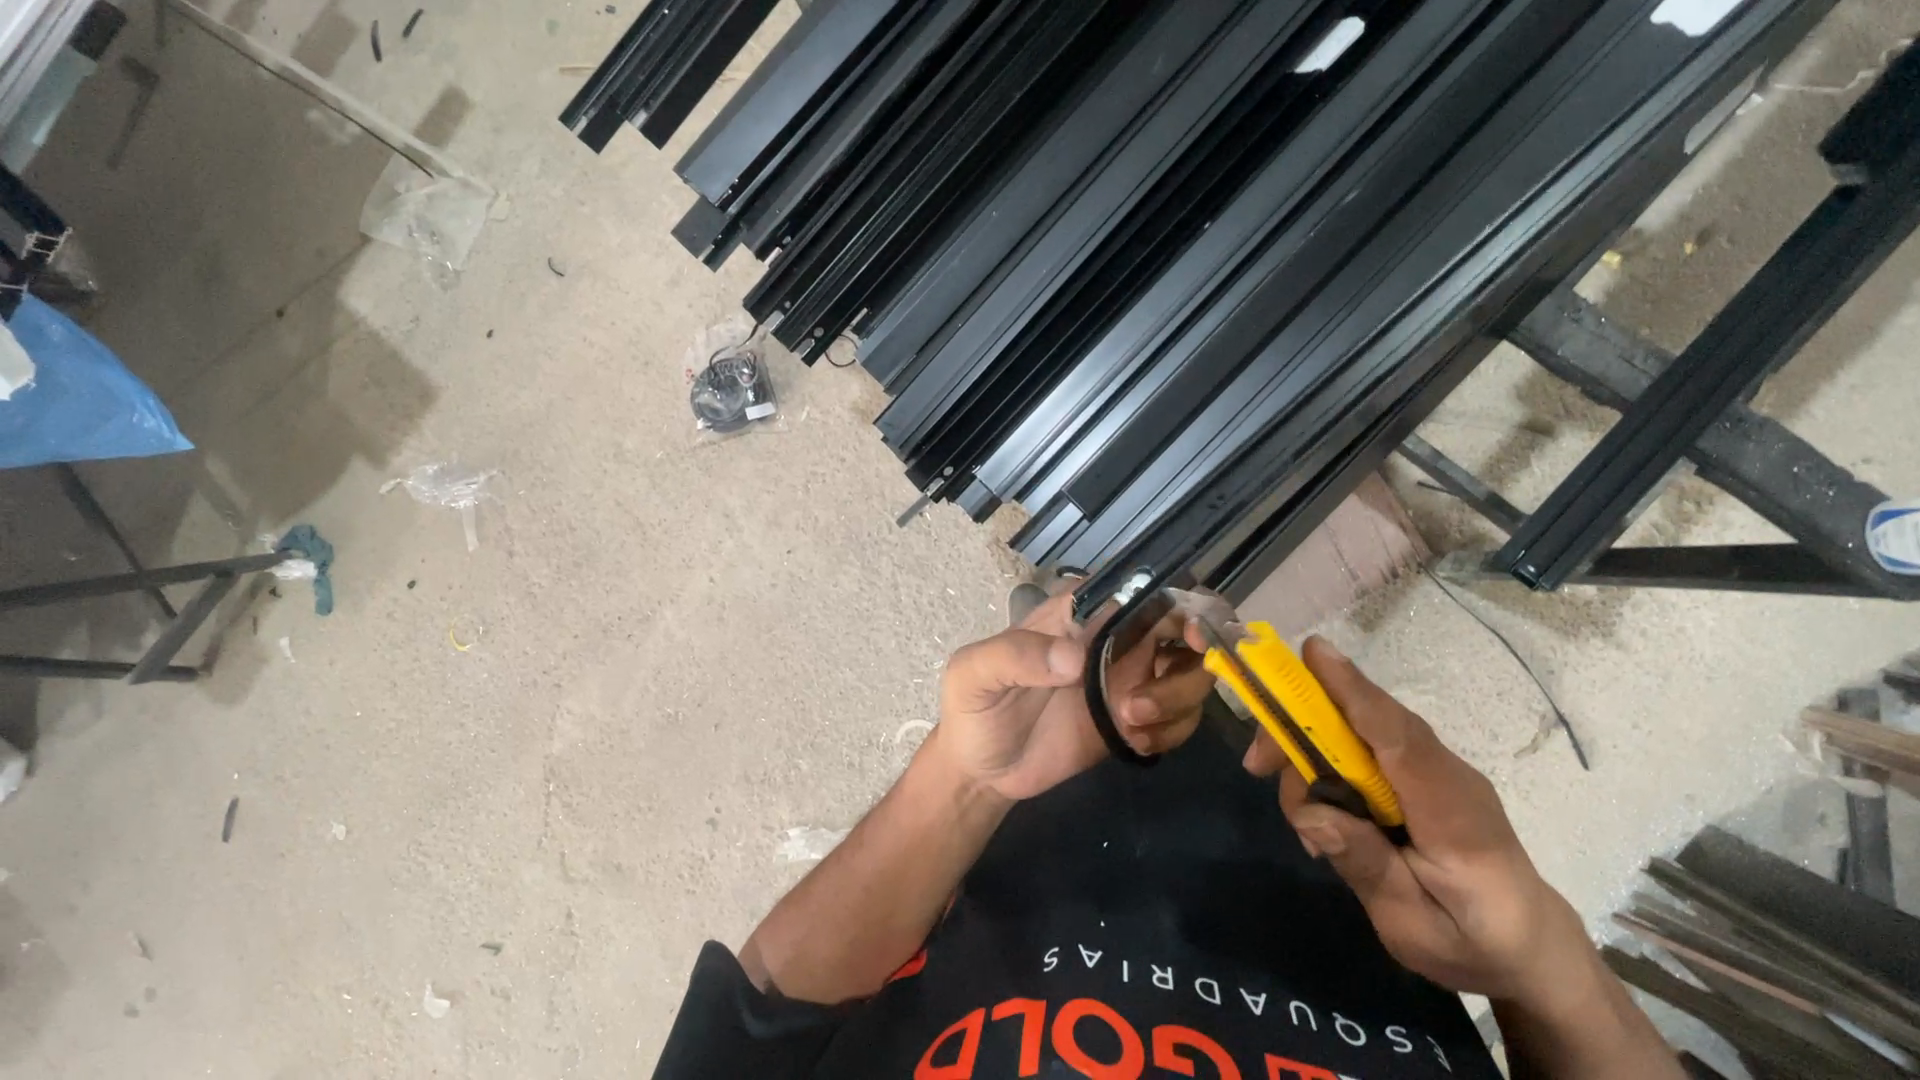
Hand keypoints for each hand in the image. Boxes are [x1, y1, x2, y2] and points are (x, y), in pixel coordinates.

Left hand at [933, 590, 1216, 801]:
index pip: (1140, 587)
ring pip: (1193, 671)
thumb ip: (1016, 656)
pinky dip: (1172, 730)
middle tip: (1159, 688)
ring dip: (1178, 697)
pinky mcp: (1138, 720)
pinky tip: (1134, 743)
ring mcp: (1131, 678)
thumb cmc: (974, 709)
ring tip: (1131, 722)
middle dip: (1198, 652)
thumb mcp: (975, 674)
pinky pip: (1183, 716)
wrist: (981, 771)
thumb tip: (1074, 658)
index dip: (1179, 601)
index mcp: (1079, 613)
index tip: (1188, 632)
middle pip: (1186, 624)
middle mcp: (1114, 638)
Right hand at [1245, 637, 1592, 1002]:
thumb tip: (1313, 814)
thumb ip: (1366, 865)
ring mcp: (1438, 771)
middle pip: (1367, 723)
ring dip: (1312, 758)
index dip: (1353, 692)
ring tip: (1304, 826)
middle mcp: (1447, 775)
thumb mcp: (1411, 927)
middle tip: (1256, 765)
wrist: (1529, 948)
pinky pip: (1368, 751)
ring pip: (1361, 735)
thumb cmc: (1473, 942)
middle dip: (1303, 725)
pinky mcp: (1423, 776)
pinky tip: (1324, 817)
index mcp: (1454, 814)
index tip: (1313, 653)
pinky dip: (1331, 768)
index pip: (1399, 738)